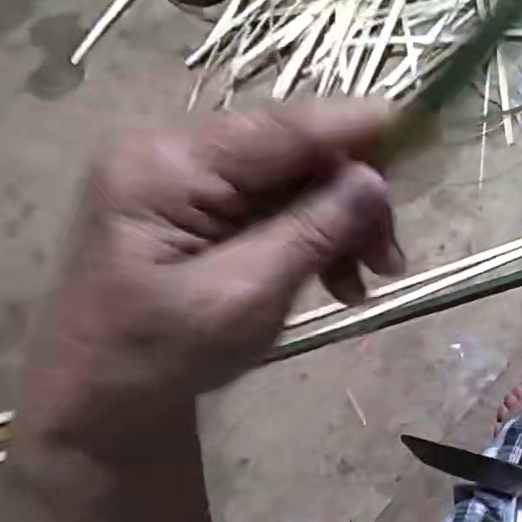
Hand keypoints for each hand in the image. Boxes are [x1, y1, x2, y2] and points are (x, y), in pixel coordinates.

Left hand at [21, 101, 402, 452]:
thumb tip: (374, 180)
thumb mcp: (249, 291)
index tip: (415, 123)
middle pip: (300, 156)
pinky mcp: (210, 211)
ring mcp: (193, 184)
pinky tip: (344, 282)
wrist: (106, 399)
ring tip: (372, 278)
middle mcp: (178, 159)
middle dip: (358, 201)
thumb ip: (313, 230)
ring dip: (349, 227)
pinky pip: (290, 209)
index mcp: (168, 168)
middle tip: (392, 258)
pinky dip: (328, 241)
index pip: (281, 130)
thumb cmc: (163, 351)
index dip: (353, 125)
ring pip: (305, 184)